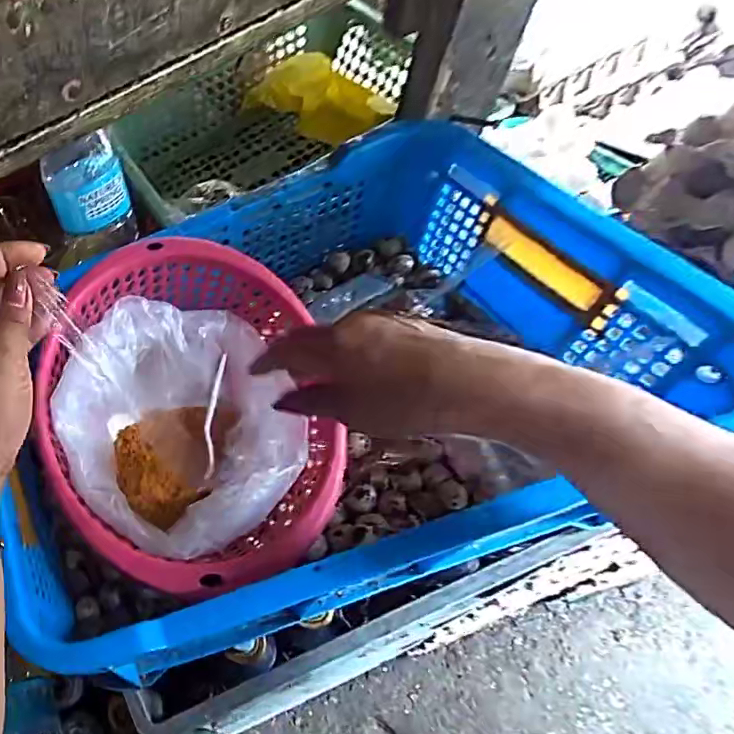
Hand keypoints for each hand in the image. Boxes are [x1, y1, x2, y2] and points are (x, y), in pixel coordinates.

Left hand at [0, 242, 51, 496]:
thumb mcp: (4, 363)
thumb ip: (13, 318)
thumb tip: (23, 279)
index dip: (7, 256)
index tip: (43, 254)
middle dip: (16, 279)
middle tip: (53, 281)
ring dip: (20, 304)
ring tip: (54, 299)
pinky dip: (17, 330)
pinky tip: (42, 326)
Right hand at [251, 312, 563, 439]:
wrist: (481, 384)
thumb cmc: (408, 404)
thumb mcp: (353, 412)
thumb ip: (312, 402)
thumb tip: (282, 399)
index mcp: (331, 344)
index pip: (285, 348)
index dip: (265, 360)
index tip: (252, 371)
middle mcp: (351, 325)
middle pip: (309, 336)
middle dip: (291, 353)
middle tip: (282, 373)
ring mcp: (381, 321)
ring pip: (336, 334)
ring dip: (320, 352)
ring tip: (319, 375)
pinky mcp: (406, 325)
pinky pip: (360, 335)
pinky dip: (346, 350)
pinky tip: (357, 370)